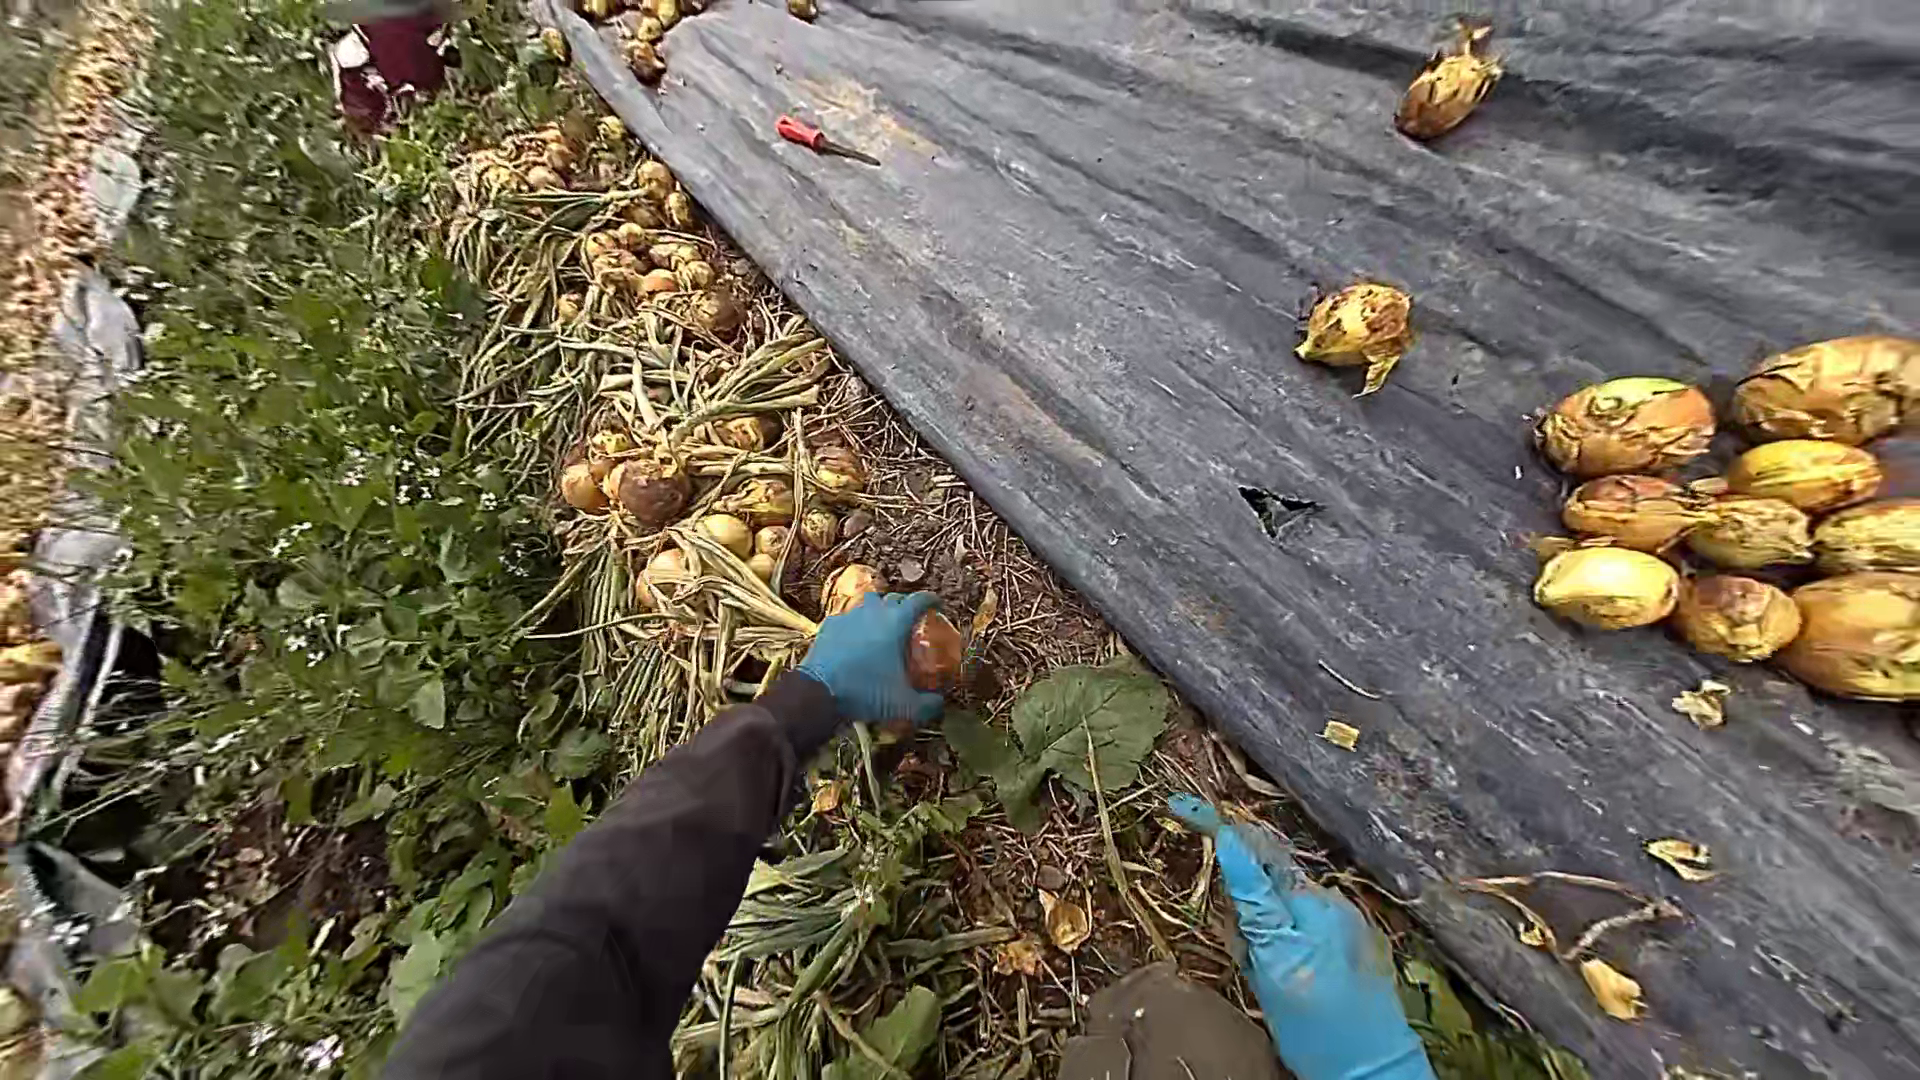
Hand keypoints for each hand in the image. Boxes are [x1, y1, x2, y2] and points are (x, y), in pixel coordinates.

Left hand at [797, 592, 945, 725]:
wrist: (819, 692)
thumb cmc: (867, 692)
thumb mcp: (903, 705)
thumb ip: (927, 705)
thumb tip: (939, 704)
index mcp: (896, 622)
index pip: (919, 600)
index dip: (930, 600)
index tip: (937, 604)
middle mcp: (873, 612)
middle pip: (892, 598)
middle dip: (902, 606)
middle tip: (908, 621)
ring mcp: (848, 616)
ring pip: (867, 605)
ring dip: (877, 612)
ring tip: (880, 628)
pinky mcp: (828, 625)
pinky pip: (847, 618)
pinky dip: (855, 625)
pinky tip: (854, 640)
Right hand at [1168, 795, 1435, 1079]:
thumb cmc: (1317, 1030)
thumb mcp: (1271, 966)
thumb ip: (1250, 900)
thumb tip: (1228, 840)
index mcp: (1307, 904)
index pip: (1251, 848)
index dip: (1212, 822)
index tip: (1177, 805)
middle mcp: (1327, 899)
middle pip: (1261, 870)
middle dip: (1239, 895)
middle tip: (1243, 949)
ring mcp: (1341, 915)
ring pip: (1276, 894)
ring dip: (1259, 918)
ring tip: (1265, 971)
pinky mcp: (1349, 932)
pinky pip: (1296, 913)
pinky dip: (1279, 930)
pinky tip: (1285, 970)